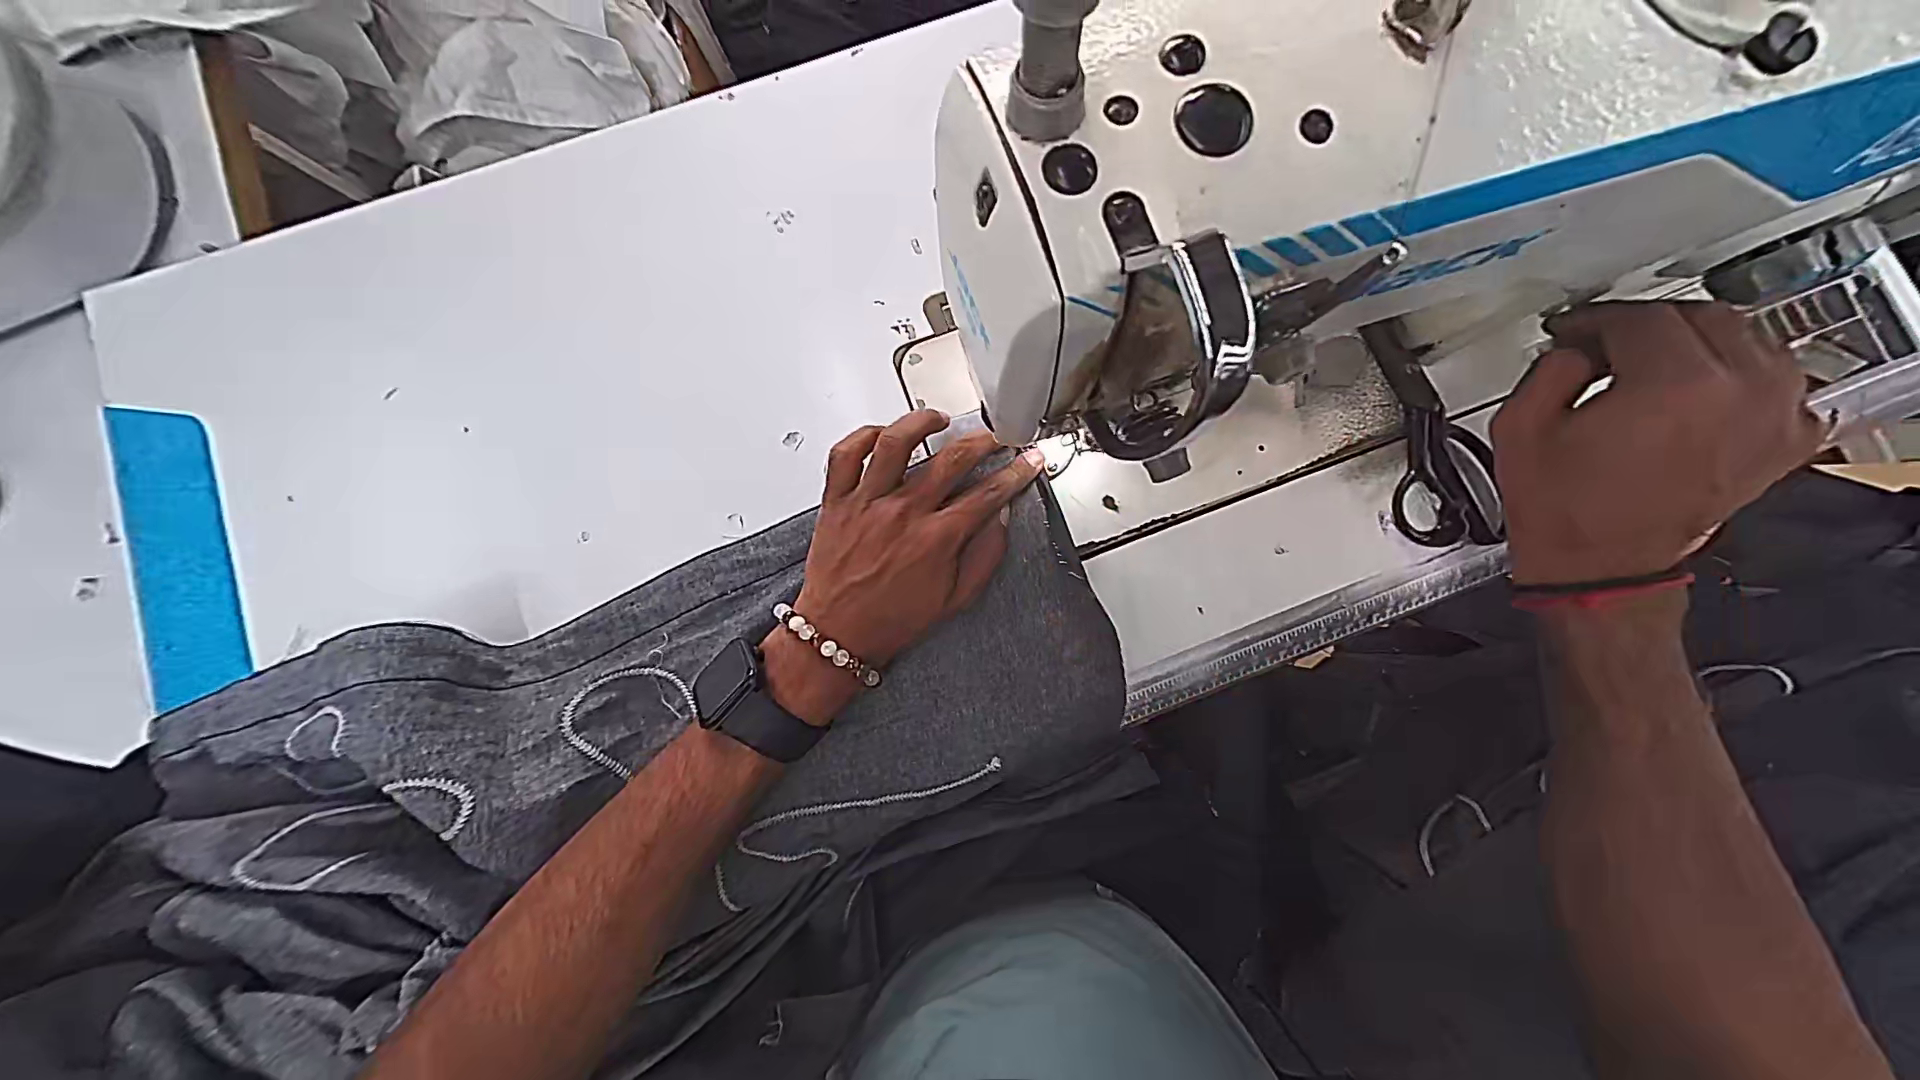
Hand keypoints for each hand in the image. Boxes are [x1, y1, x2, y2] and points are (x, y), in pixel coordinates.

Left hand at [759, 410, 1044, 725]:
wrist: (840, 633)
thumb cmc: (892, 619)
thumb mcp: (955, 599)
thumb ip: (984, 556)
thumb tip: (1000, 519)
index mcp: (936, 539)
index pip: (987, 493)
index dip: (1015, 473)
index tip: (1026, 462)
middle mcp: (903, 514)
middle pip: (951, 459)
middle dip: (982, 442)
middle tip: (991, 439)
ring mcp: (868, 503)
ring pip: (896, 443)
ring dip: (921, 422)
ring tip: (936, 420)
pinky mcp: (837, 502)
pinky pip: (845, 455)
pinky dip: (864, 436)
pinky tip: (882, 435)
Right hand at [1491, 301, 1823, 586]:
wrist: (1599, 562)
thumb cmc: (1561, 508)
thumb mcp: (1518, 427)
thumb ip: (1550, 368)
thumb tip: (1576, 350)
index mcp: (1673, 385)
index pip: (1639, 319)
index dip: (1595, 318)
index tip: (1572, 328)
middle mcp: (1740, 391)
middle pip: (1701, 318)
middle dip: (1643, 324)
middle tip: (1602, 340)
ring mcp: (1774, 416)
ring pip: (1747, 340)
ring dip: (1694, 342)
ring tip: (1648, 361)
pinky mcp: (1785, 440)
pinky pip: (1778, 380)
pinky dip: (1738, 374)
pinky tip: (1700, 387)